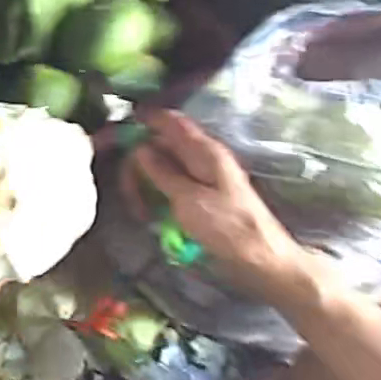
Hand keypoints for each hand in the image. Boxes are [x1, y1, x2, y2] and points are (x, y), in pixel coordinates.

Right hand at [124, 108, 330, 308]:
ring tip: (138, 208)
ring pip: (162, 165)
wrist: (262, 260)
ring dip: (144, 181)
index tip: (118, 129)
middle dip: (137, 161)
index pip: (171, 121)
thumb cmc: (227, 228)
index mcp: (204, 151)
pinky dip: (155, 192)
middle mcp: (203, 157)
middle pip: (161, 145)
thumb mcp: (188, 200)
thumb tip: (139, 148)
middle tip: (125, 189)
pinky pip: (170, 183)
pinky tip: (149, 211)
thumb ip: (162, 172)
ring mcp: (202, 176)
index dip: (144, 119)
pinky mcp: (201, 194)